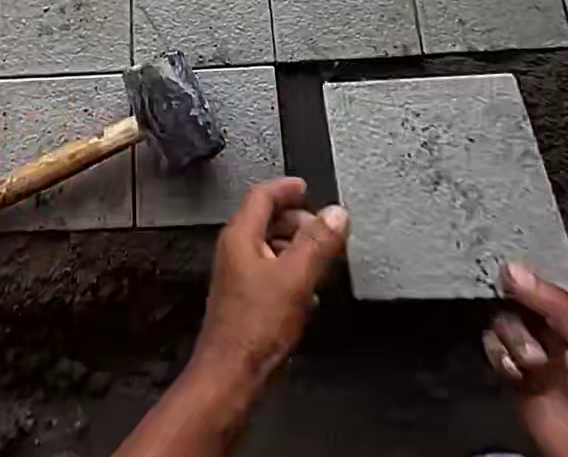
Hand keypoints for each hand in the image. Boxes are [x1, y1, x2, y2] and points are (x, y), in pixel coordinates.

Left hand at [190, 177, 349, 390]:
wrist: (231, 380)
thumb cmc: (252, 331)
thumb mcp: (296, 277)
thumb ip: (318, 242)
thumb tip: (336, 214)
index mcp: (241, 236)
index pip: (263, 194)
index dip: (287, 186)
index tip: (306, 187)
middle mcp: (235, 252)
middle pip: (268, 218)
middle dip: (299, 219)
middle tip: (323, 226)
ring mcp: (238, 276)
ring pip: (271, 245)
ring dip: (297, 246)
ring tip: (321, 257)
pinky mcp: (245, 300)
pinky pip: (272, 270)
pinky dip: (292, 270)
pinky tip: (308, 289)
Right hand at [483, 263, 567, 456]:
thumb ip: (556, 304)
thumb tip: (512, 269)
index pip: (552, 268)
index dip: (532, 257)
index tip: (509, 248)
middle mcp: (554, 320)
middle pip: (520, 288)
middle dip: (512, 294)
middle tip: (511, 299)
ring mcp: (534, 345)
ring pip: (504, 317)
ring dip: (513, 335)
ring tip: (533, 360)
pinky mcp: (516, 372)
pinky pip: (494, 347)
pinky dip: (499, 354)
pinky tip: (516, 371)